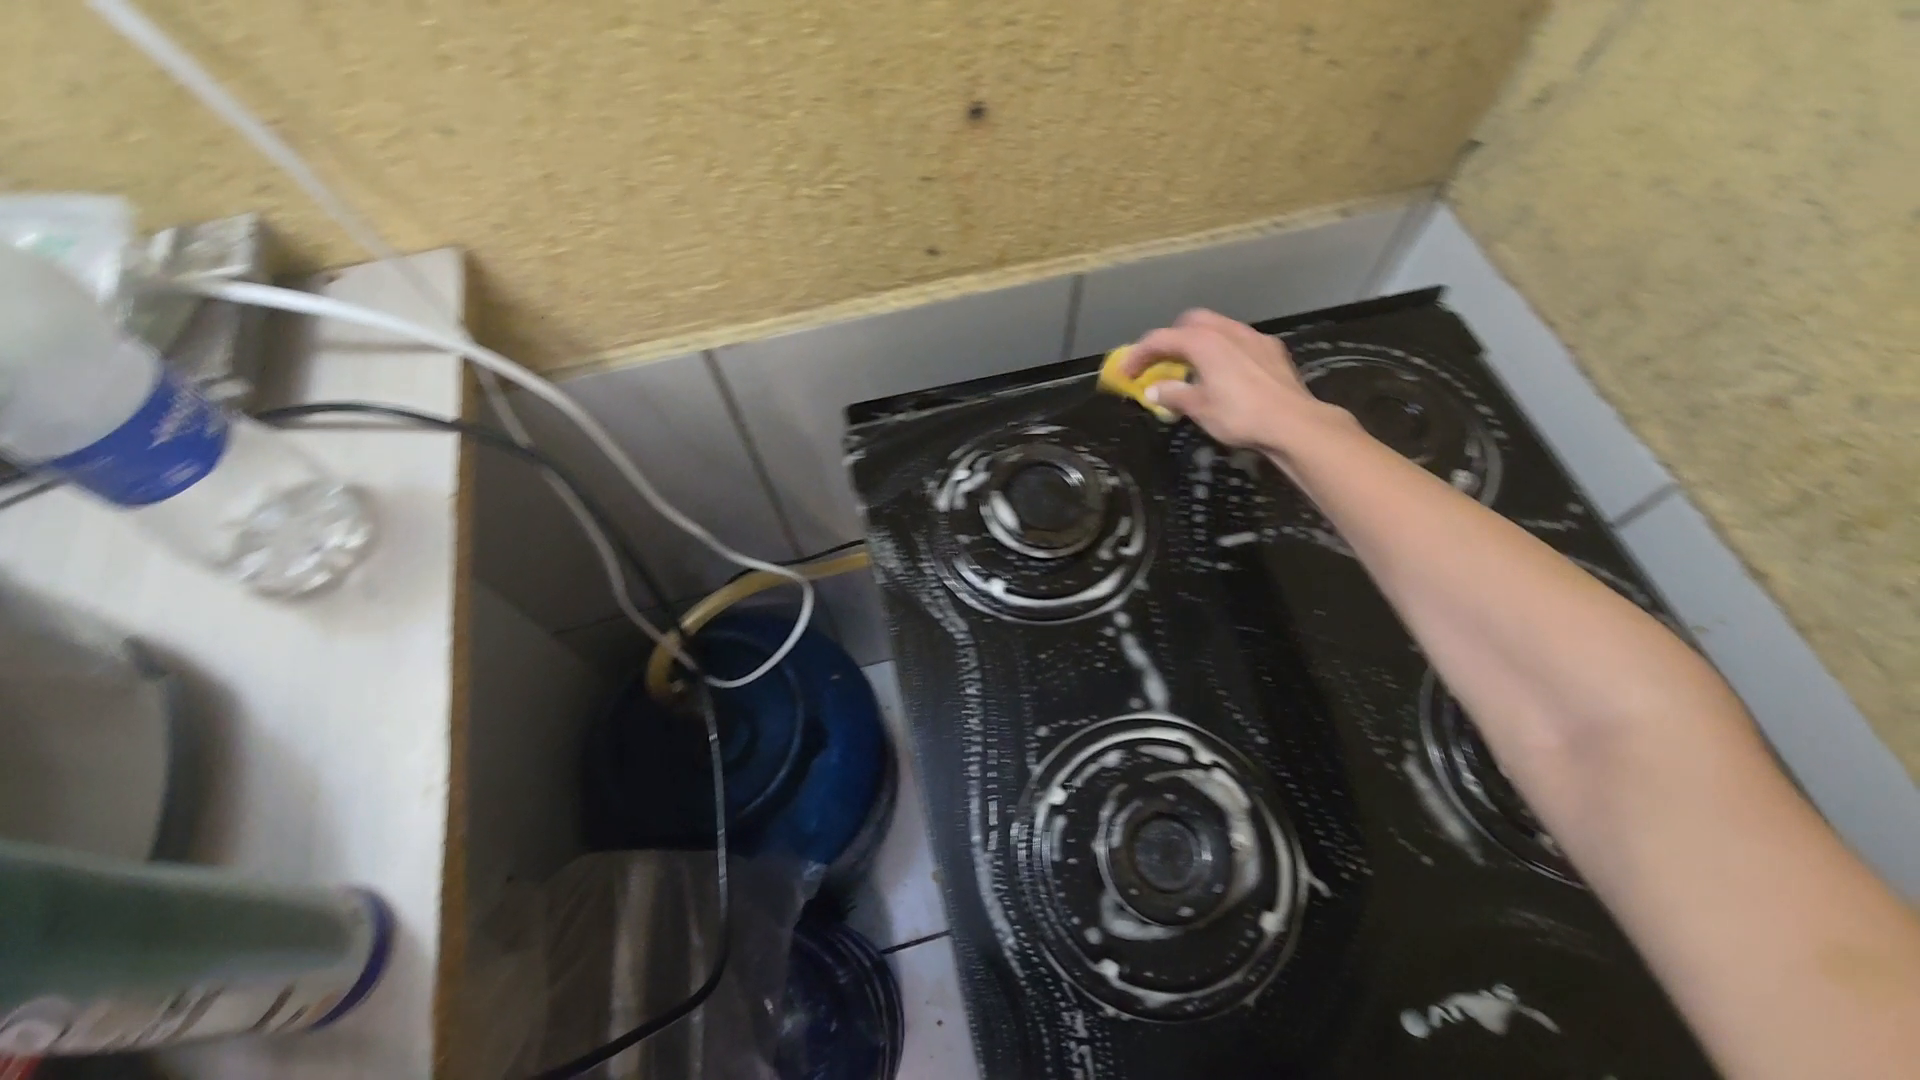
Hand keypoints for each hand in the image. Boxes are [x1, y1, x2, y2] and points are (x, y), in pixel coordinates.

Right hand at [1120, 309, 1337, 455]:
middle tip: (1161, 362)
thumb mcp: (1199, 408)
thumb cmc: (1240, 415)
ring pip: (1218, 328)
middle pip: (1191, 323)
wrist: (1294, 423)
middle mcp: (1228, 331)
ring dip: (1199, 343)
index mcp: (1204, 342)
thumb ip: (1174, 394)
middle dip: (1171, 339)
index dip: (1138, 355)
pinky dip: (1223, 350)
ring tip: (1193, 368)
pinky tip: (1226, 373)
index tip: (1126, 373)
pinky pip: (1239, 341)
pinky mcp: (1272, 350)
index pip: (1161, 339)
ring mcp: (1254, 337)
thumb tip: (1154, 390)